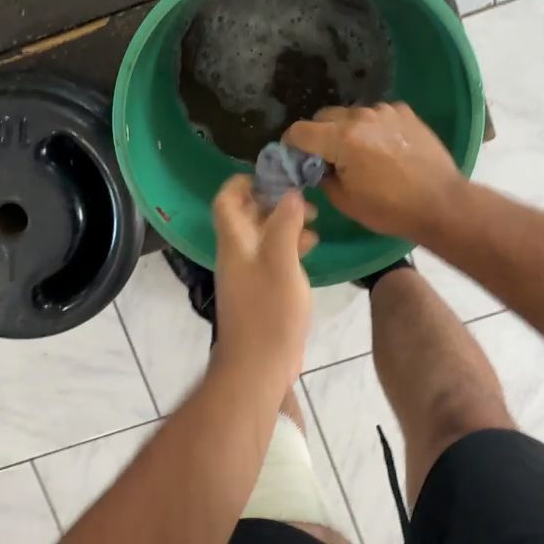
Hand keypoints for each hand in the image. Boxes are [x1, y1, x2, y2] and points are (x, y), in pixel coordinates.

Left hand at [211, 175, 316, 383]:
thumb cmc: (269, 312)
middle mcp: (237, 254)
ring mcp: (248, 273)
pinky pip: (273, 256)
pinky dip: (290, 245)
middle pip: (247, 215)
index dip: (243, 181)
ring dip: (286, 223)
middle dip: (274, 201)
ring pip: (263, 235)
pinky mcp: (261, 290)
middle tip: (305, 199)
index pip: (226, 200)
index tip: (272, 175)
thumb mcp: (282, 262)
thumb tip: (289, 193)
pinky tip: (313, 248)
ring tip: (316, 222)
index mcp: (235, 242)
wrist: (259, 367)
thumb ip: (285, 225)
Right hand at [284, 103, 466, 238]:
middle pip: (323, 116)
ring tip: (360, 153)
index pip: (300, 130)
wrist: (442, 204)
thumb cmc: (391, 209)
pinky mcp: (404, 112)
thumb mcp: (346, 201)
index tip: (294, 156)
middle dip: (319, 135)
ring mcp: (385, 111)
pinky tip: (385, 148)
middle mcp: (361, 116)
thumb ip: (323, 177)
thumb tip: (316, 166)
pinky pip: (377, 115)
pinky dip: (373, 128)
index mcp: (342, 139)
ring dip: (347, 130)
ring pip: (351, 114)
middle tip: (327, 157)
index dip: (291, 144)